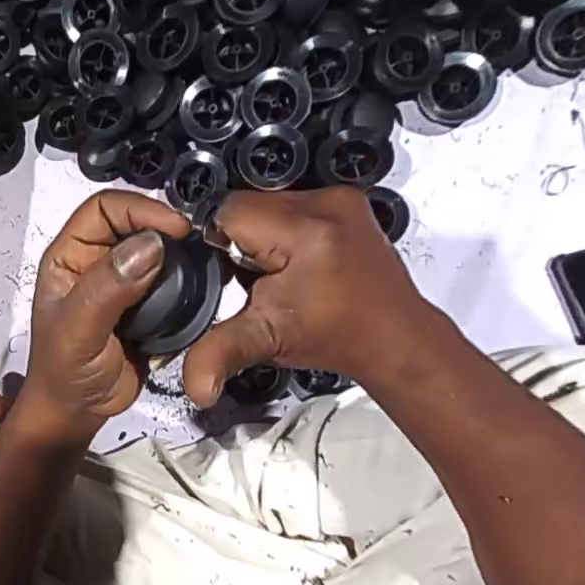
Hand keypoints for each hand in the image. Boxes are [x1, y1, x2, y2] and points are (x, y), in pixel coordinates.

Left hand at [0, 190, 192, 443]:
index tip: (173, 227)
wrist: (79, 413)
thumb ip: (108, 288)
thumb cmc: (63, 374)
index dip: (139, 210)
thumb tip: (148, 247)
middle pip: (135, 224)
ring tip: (196, 269)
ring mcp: (124, 284)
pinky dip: (185, 285)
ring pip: (157, 252)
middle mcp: (97, 263)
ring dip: (178, 258)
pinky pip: (171, 283)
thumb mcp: (78, 330)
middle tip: (191, 246)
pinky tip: (193, 293)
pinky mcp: (147, 306)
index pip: (104, 209)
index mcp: (70, 257)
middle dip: (164, 230)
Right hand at [183, 186, 449, 405]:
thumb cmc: (340, 336)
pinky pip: (292, 205)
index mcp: (306, 231)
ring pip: (268, 202)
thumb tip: (193, 384)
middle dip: (241, 242)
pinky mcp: (347, 203)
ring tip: (281, 272)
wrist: (392, 338)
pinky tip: (296, 262)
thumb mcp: (266, 342)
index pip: (228, 211)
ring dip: (262, 236)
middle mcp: (328, 203)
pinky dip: (284, 231)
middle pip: (247, 203)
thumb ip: (219, 354)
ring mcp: (341, 199)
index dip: (218, 245)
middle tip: (261, 279)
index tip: (238, 275)